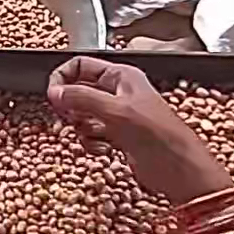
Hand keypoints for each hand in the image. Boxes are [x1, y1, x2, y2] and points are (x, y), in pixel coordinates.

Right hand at [46, 56, 232, 202]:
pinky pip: (90, 135)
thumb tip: (54, 92)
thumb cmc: (158, 134)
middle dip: (71, 108)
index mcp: (120, 76)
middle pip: (77, 92)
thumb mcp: (115, 110)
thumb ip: (81, 98)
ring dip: (81, 129)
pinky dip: (91, 143)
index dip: (63, 80)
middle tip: (73, 118)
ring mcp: (116, 115)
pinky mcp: (116, 136)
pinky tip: (103, 149)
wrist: (179, 168)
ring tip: (94, 136)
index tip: (53, 97)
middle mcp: (116, 92)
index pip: (79, 66)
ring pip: (81, 116)